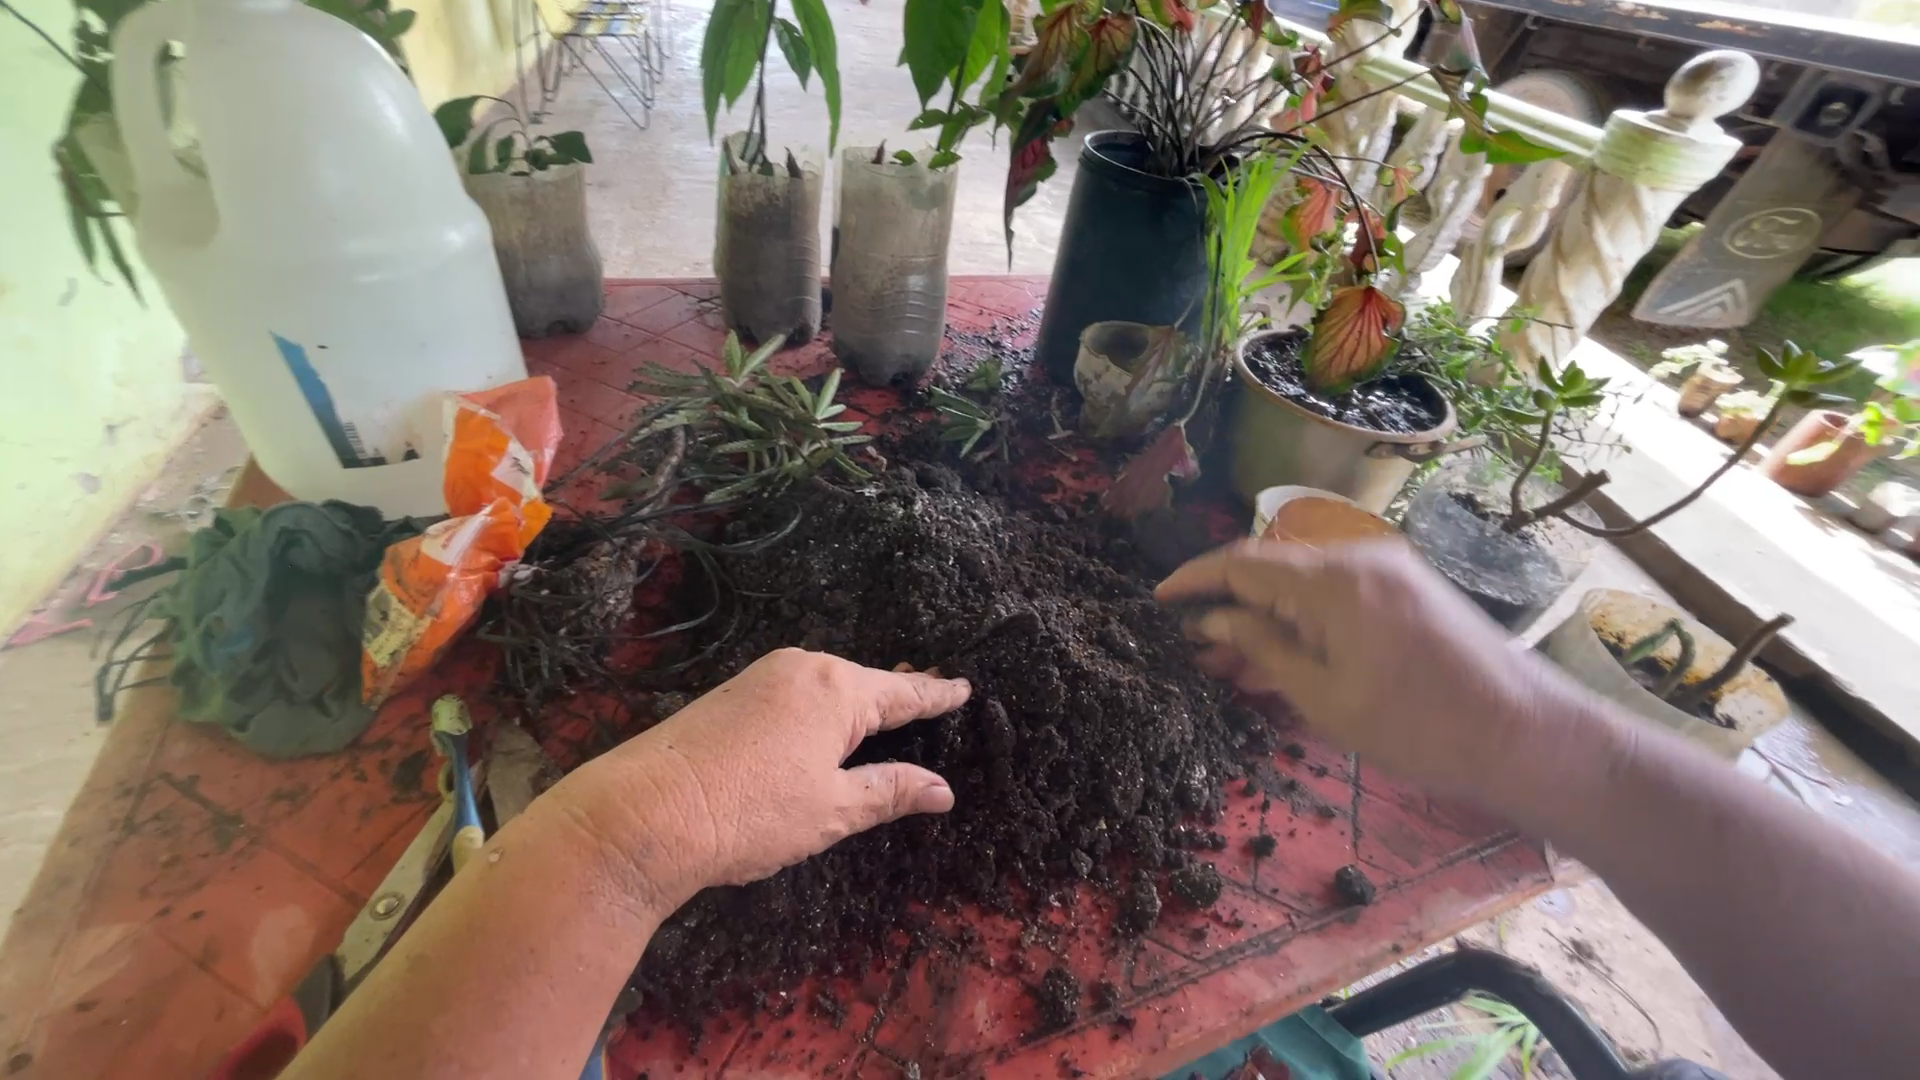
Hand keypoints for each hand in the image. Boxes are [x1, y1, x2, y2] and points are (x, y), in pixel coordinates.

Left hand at [557, 649, 969, 906]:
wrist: (643, 813)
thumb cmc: (752, 812)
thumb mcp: (833, 809)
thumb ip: (891, 792)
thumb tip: (944, 791)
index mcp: (837, 688)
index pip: (904, 691)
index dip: (936, 693)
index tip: (964, 686)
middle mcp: (802, 667)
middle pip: (863, 683)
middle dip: (895, 694)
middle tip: (927, 698)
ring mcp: (762, 676)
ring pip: (825, 686)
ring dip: (854, 703)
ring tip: (880, 715)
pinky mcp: (732, 693)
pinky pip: (795, 693)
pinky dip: (819, 708)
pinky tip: (819, 726)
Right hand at [1156, 539, 1593, 798]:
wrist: (1530, 738)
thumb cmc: (1417, 727)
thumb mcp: (1321, 695)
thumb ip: (1260, 646)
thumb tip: (1210, 620)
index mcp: (1333, 580)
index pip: (1241, 563)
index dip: (1194, 579)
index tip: (1158, 599)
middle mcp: (1357, 559)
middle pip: (1270, 572)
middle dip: (1226, 606)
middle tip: (1192, 645)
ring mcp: (1385, 572)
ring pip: (1299, 587)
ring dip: (1262, 618)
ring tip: (1225, 661)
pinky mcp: (1403, 590)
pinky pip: (1332, 598)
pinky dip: (1299, 623)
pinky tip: (1275, 659)